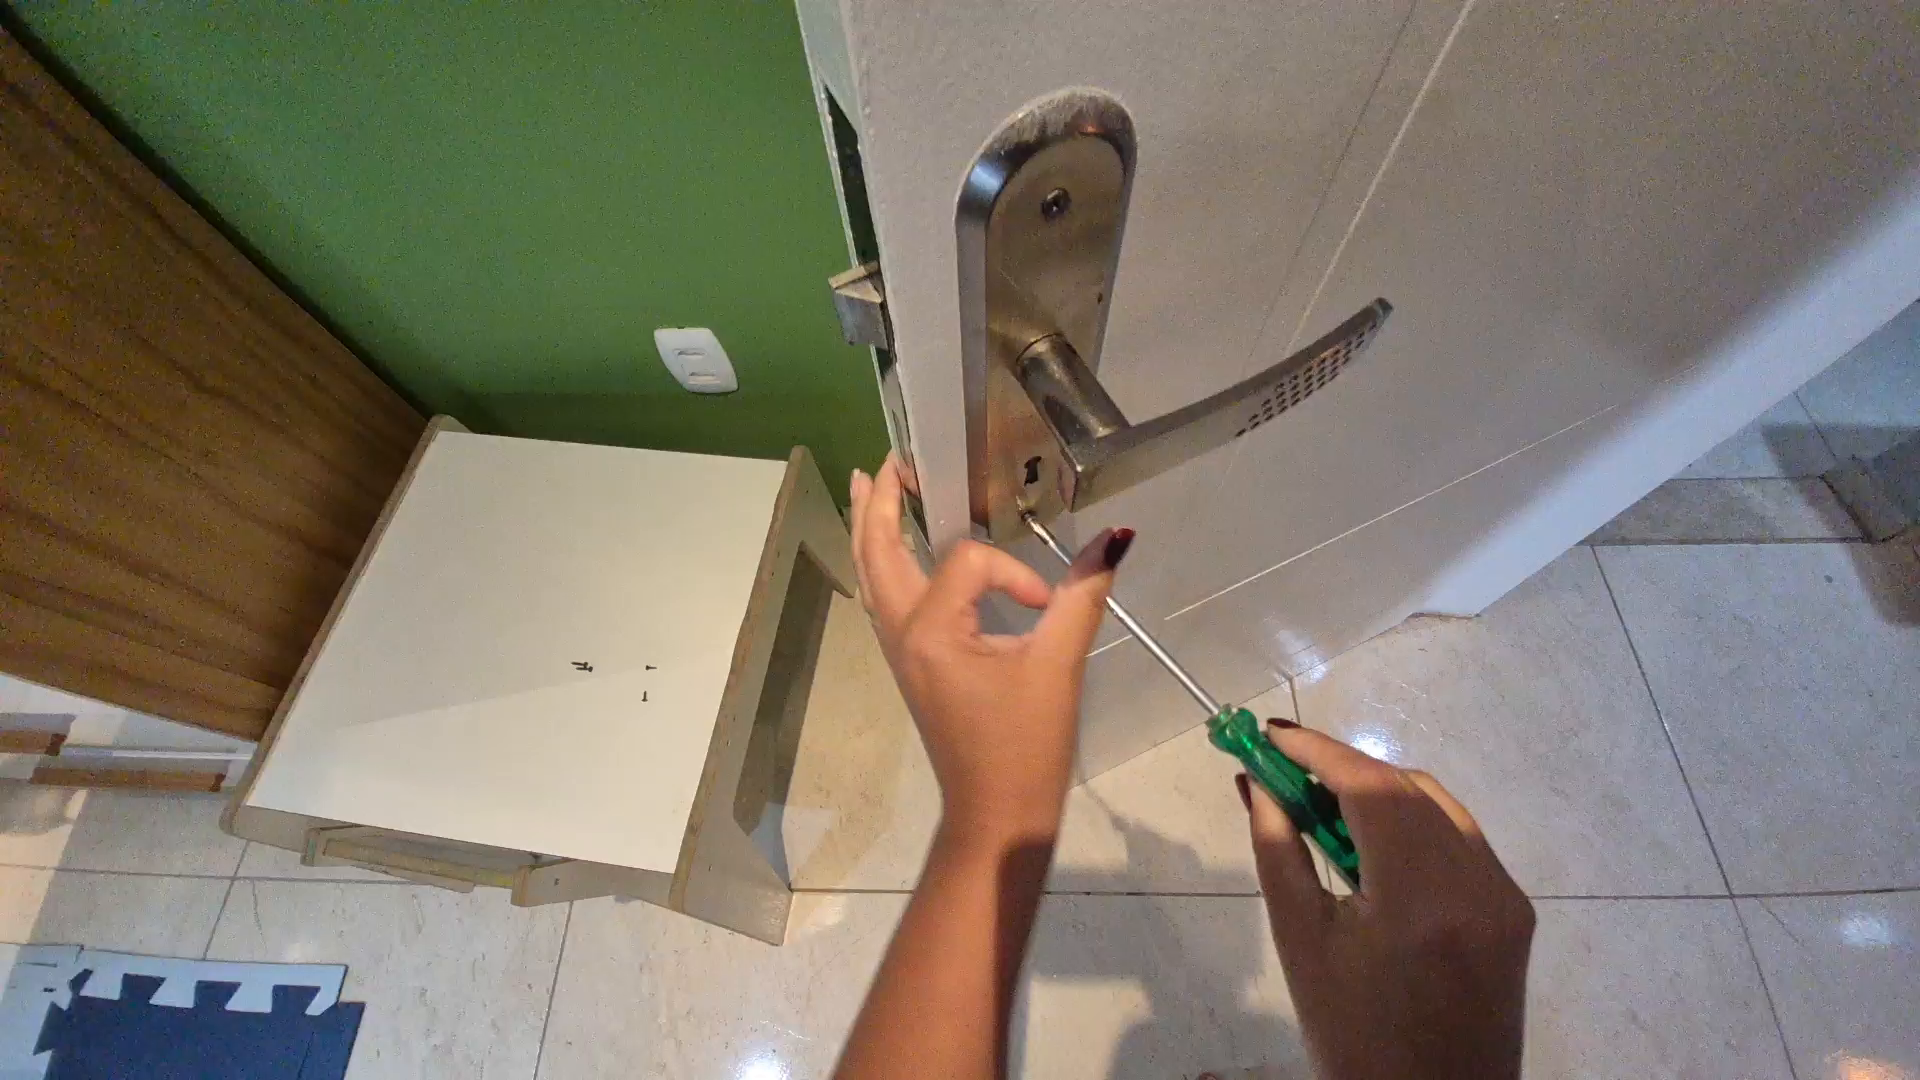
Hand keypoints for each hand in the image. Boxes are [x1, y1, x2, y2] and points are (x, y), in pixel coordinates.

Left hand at [848, 456, 1128, 843]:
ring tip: (865, 487)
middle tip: (887, 460)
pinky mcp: (907, 662)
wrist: (995, 812)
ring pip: (871, 574)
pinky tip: (892, 553)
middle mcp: (900, 631)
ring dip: (870, 528)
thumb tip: (1118, 536)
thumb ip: (1082, 595)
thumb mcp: (1057, 666)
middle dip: (878, 501)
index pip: (968, 562)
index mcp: (930, 629)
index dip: (1014, 572)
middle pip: (877, 550)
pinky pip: (882, 598)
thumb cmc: (1025, 743)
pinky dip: (882, 563)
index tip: (1044, 605)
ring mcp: (896, 648)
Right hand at [1239, 721, 1534, 1079]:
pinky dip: (1406, 814)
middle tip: (1281, 766)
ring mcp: (1504, 897)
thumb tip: (1257, 783)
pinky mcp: (1512, 910)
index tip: (1268, 734)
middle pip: (1401, 786)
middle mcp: (1477, 887)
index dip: (1316, 750)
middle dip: (1337, 764)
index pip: (1369, 788)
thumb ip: (1276, 846)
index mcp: (1420, 901)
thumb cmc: (1348, 1030)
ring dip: (1372, 786)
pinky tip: (1368, 836)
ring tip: (1318, 801)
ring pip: (1432, 801)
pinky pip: (1455, 832)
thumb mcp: (1297, 936)